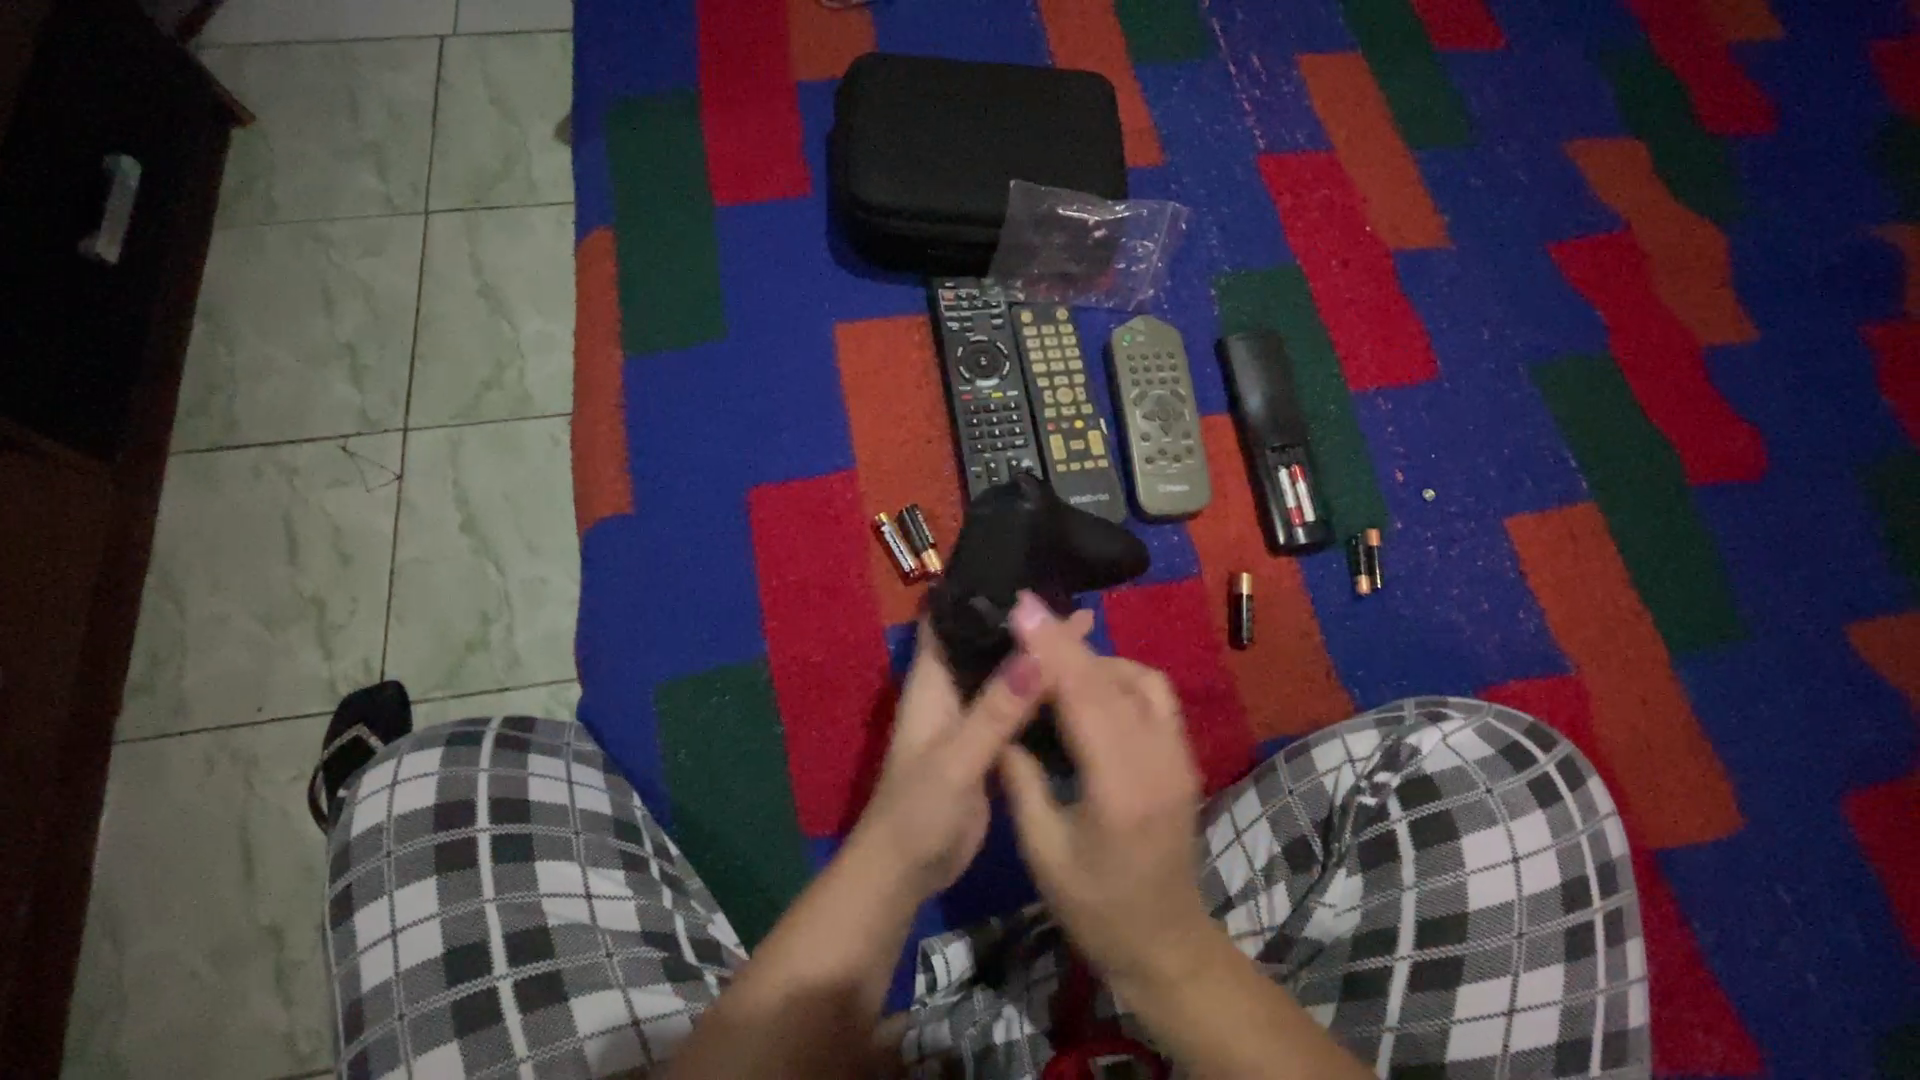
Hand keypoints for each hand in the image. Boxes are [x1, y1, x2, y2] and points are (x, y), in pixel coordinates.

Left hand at [849, 611, 1093, 901]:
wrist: (908, 872)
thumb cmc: (918, 811)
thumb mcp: (957, 758)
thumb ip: (996, 709)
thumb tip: (1039, 654)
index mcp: (932, 681)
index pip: (949, 619)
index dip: (980, 590)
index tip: (1024, 563)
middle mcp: (951, 690)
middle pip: (986, 643)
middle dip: (1022, 621)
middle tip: (1073, 593)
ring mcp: (971, 718)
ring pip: (1007, 675)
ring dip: (1037, 655)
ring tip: (1087, 627)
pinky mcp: (989, 745)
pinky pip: (1018, 708)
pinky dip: (1043, 693)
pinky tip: (1078, 685)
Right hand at [996, 592, 1215, 991]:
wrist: (1164, 945)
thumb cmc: (1095, 909)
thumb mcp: (1043, 851)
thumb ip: (1021, 779)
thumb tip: (1000, 723)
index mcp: (1121, 790)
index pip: (1085, 699)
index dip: (1051, 648)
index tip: (1022, 607)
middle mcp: (1160, 763)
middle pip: (1114, 680)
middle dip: (1067, 641)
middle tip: (1026, 612)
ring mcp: (1180, 758)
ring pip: (1142, 680)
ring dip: (1097, 660)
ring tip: (1052, 657)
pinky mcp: (1185, 759)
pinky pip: (1156, 697)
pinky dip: (1121, 677)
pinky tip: (1090, 686)